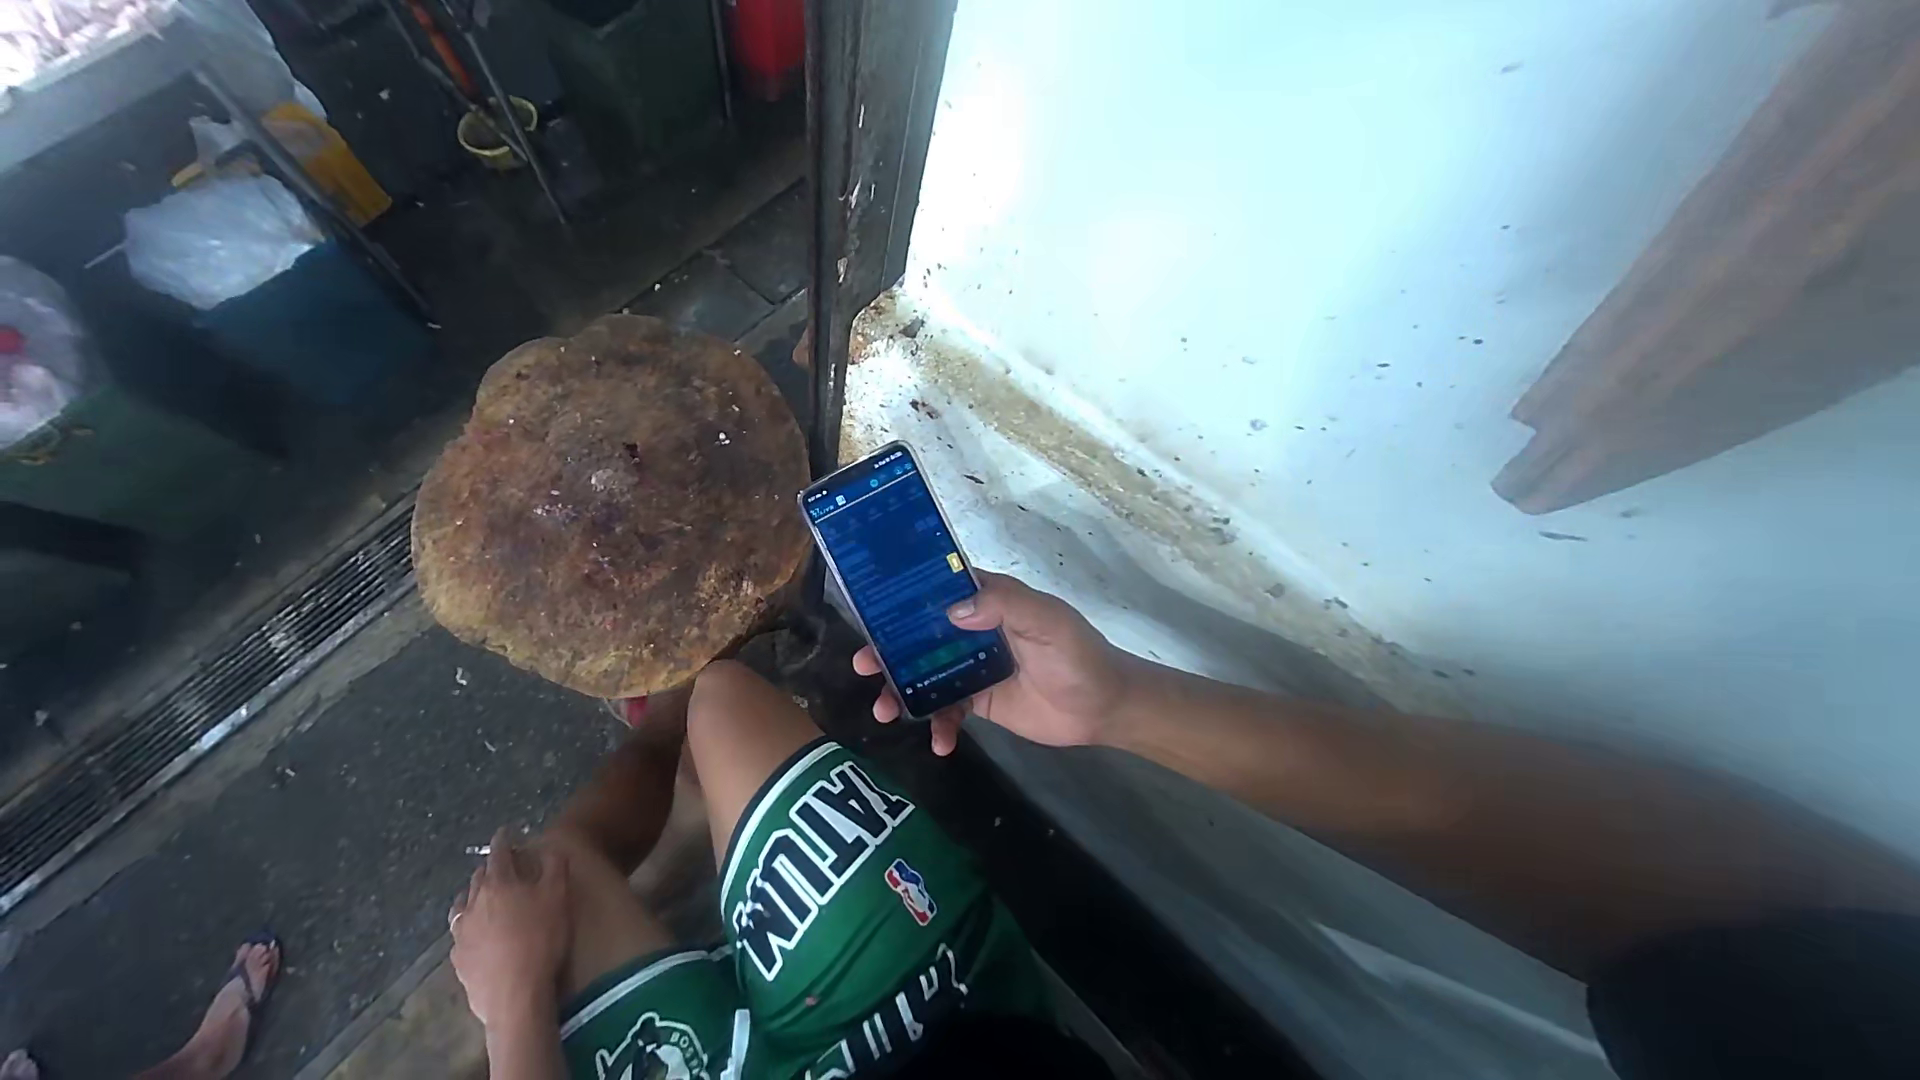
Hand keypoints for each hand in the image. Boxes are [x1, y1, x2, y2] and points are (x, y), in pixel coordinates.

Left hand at [450, 829, 570, 1027]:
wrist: (515, 994)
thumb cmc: (542, 937)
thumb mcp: (559, 894)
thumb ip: (554, 866)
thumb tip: (547, 848)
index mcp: (498, 884)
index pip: (498, 853)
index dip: (503, 839)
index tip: (506, 830)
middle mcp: (473, 904)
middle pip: (478, 877)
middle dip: (491, 867)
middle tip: (506, 865)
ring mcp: (460, 933)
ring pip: (463, 904)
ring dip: (475, 894)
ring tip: (488, 896)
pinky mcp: (457, 959)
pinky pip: (461, 931)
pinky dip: (471, 922)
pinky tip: (482, 931)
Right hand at [852, 571, 1132, 754]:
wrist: (1102, 708)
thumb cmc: (1077, 655)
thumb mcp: (1046, 621)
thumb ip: (1005, 605)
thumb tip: (952, 610)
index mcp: (988, 602)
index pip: (939, 590)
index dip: (903, 598)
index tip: (869, 609)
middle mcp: (973, 630)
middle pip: (920, 636)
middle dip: (888, 651)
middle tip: (861, 666)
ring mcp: (973, 667)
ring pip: (925, 674)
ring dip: (900, 692)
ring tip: (884, 712)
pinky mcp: (980, 700)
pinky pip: (948, 710)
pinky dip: (939, 727)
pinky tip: (940, 744)